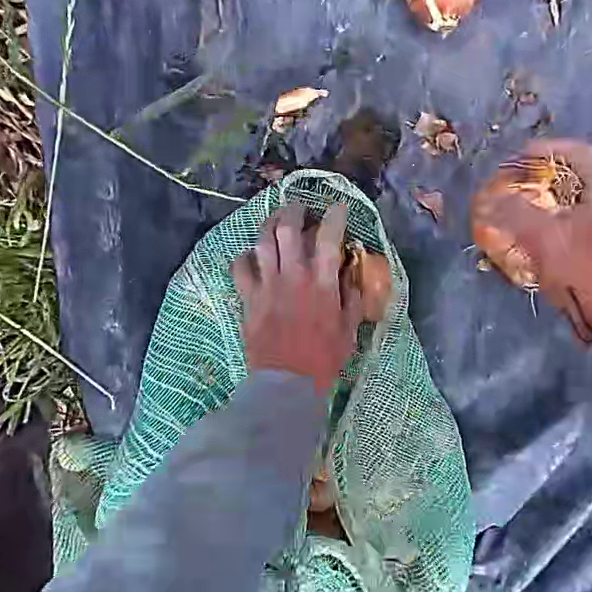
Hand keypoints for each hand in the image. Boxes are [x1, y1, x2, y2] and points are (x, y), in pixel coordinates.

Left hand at [231, 202, 365, 397]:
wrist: (286, 384)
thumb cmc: (323, 359)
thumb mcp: (349, 328)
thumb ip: (351, 297)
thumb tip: (350, 274)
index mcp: (321, 281)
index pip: (329, 236)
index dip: (335, 216)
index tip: (338, 207)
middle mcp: (292, 275)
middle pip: (288, 228)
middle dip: (294, 211)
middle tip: (300, 209)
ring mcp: (267, 284)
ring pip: (262, 241)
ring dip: (269, 226)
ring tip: (275, 221)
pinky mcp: (248, 298)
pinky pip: (240, 267)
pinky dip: (245, 257)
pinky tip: (251, 256)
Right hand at [474, 139, 591, 343]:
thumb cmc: (585, 271)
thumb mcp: (543, 237)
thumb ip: (513, 213)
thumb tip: (486, 200)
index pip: (580, 152)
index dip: (548, 149)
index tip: (520, 157)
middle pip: (580, 178)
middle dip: (546, 178)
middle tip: (519, 184)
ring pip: (580, 205)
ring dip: (551, 204)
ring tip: (524, 212)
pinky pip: (582, 229)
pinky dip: (558, 228)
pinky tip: (540, 241)